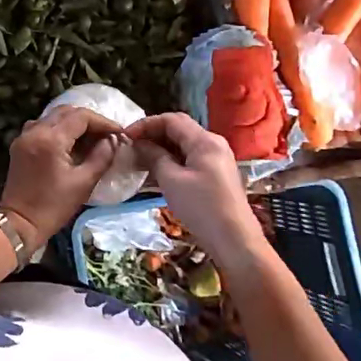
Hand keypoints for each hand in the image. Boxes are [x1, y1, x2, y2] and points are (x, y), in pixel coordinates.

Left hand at [0, 106, 124, 244]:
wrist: (20, 223)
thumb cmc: (54, 206)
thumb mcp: (84, 183)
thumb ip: (101, 156)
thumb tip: (112, 140)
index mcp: (50, 139)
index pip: (81, 117)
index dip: (103, 122)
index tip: (118, 133)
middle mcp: (34, 131)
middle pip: (66, 112)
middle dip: (89, 120)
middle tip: (106, 135)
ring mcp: (24, 137)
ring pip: (52, 117)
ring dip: (72, 123)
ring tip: (91, 138)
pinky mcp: (19, 145)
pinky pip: (41, 127)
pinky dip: (58, 129)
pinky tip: (70, 143)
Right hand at [125, 113, 270, 266]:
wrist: (234, 240)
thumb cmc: (201, 207)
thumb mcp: (171, 180)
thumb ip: (154, 156)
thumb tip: (139, 143)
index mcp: (205, 140)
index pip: (171, 120)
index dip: (145, 124)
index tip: (126, 136)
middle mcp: (213, 144)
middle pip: (178, 130)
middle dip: (152, 136)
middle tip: (130, 147)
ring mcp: (216, 159)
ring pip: (183, 145)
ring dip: (160, 149)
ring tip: (138, 160)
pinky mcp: (215, 174)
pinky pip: (189, 159)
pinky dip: (171, 161)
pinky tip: (155, 173)